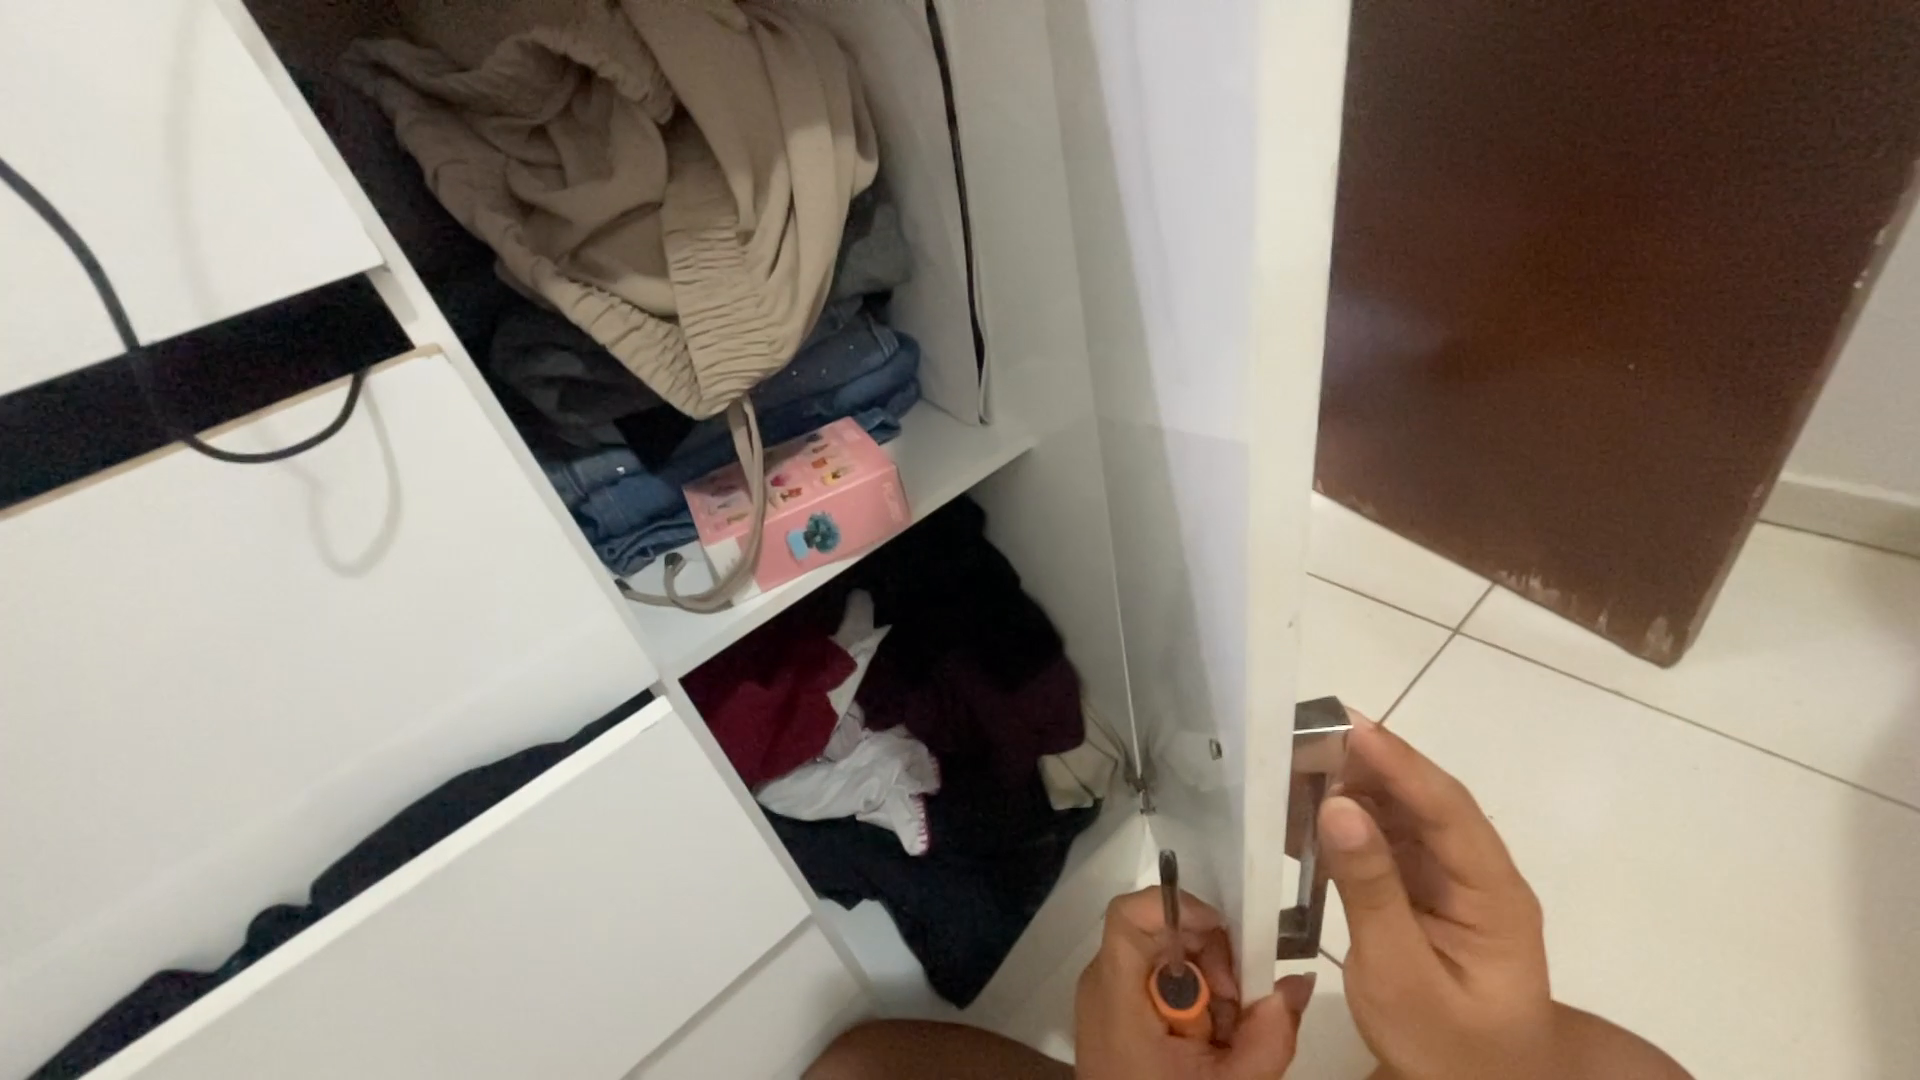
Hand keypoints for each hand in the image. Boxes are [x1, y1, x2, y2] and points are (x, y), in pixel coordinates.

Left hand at [1075, 888, 1312, 1079]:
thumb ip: (1269, 1035)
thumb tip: (1298, 981)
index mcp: (1117, 996)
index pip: (1128, 915)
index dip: (1177, 907)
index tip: (1223, 935)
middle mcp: (1102, 982)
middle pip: (1156, 930)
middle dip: (1208, 955)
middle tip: (1239, 1002)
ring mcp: (1103, 994)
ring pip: (1160, 953)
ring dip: (1204, 981)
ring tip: (1225, 1033)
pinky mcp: (1111, 1008)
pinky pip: (1152, 977)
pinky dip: (1188, 997)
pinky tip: (1206, 1039)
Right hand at [1320, 712, 1555, 1079]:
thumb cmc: (1445, 1046)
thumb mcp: (1402, 977)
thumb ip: (1371, 891)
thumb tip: (1337, 806)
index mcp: (1492, 894)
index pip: (1448, 811)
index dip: (1399, 764)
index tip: (1347, 726)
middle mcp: (1471, 869)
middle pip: (1419, 797)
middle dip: (1363, 760)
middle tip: (1298, 732)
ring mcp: (1441, 873)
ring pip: (1392, 808)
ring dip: (1343, 782)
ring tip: (1286, 761)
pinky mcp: (1413, 881)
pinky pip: (1373, 834)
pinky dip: (1334, 817)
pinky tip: (1293, 809)